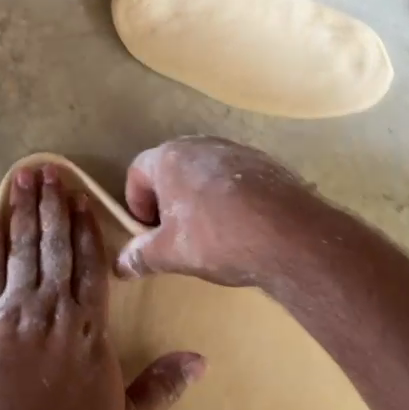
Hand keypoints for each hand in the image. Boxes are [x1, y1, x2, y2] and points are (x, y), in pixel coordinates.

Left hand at [0, 166, 203, 409]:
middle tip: (49, 168)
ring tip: (25, 175)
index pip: (91, 264)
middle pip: (56, 244)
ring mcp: (18, 309)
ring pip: (24, 246)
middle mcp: (54, 306)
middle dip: (53, 204)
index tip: (82, 196)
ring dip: (24, 208)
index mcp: (90, 326)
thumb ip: (162, 386)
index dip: (85, 228)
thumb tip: (201, 359)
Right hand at [117, 135, 330, 288]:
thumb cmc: (217, 238)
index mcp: (168, 158)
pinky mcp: (264, 162)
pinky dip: (230, 197)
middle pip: (171, 168)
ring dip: (199, 197)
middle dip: (169, 199)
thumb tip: (119, 265)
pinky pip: (234, 176)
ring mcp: (234, 150)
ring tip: (212, 232)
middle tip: (177, 233)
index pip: (137, 172)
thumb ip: (141, 255)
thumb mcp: (172, 253)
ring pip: (204, 171)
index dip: (137, 203)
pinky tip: (243, 226)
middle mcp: (198, 145)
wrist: (289, 234)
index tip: (149, 232)